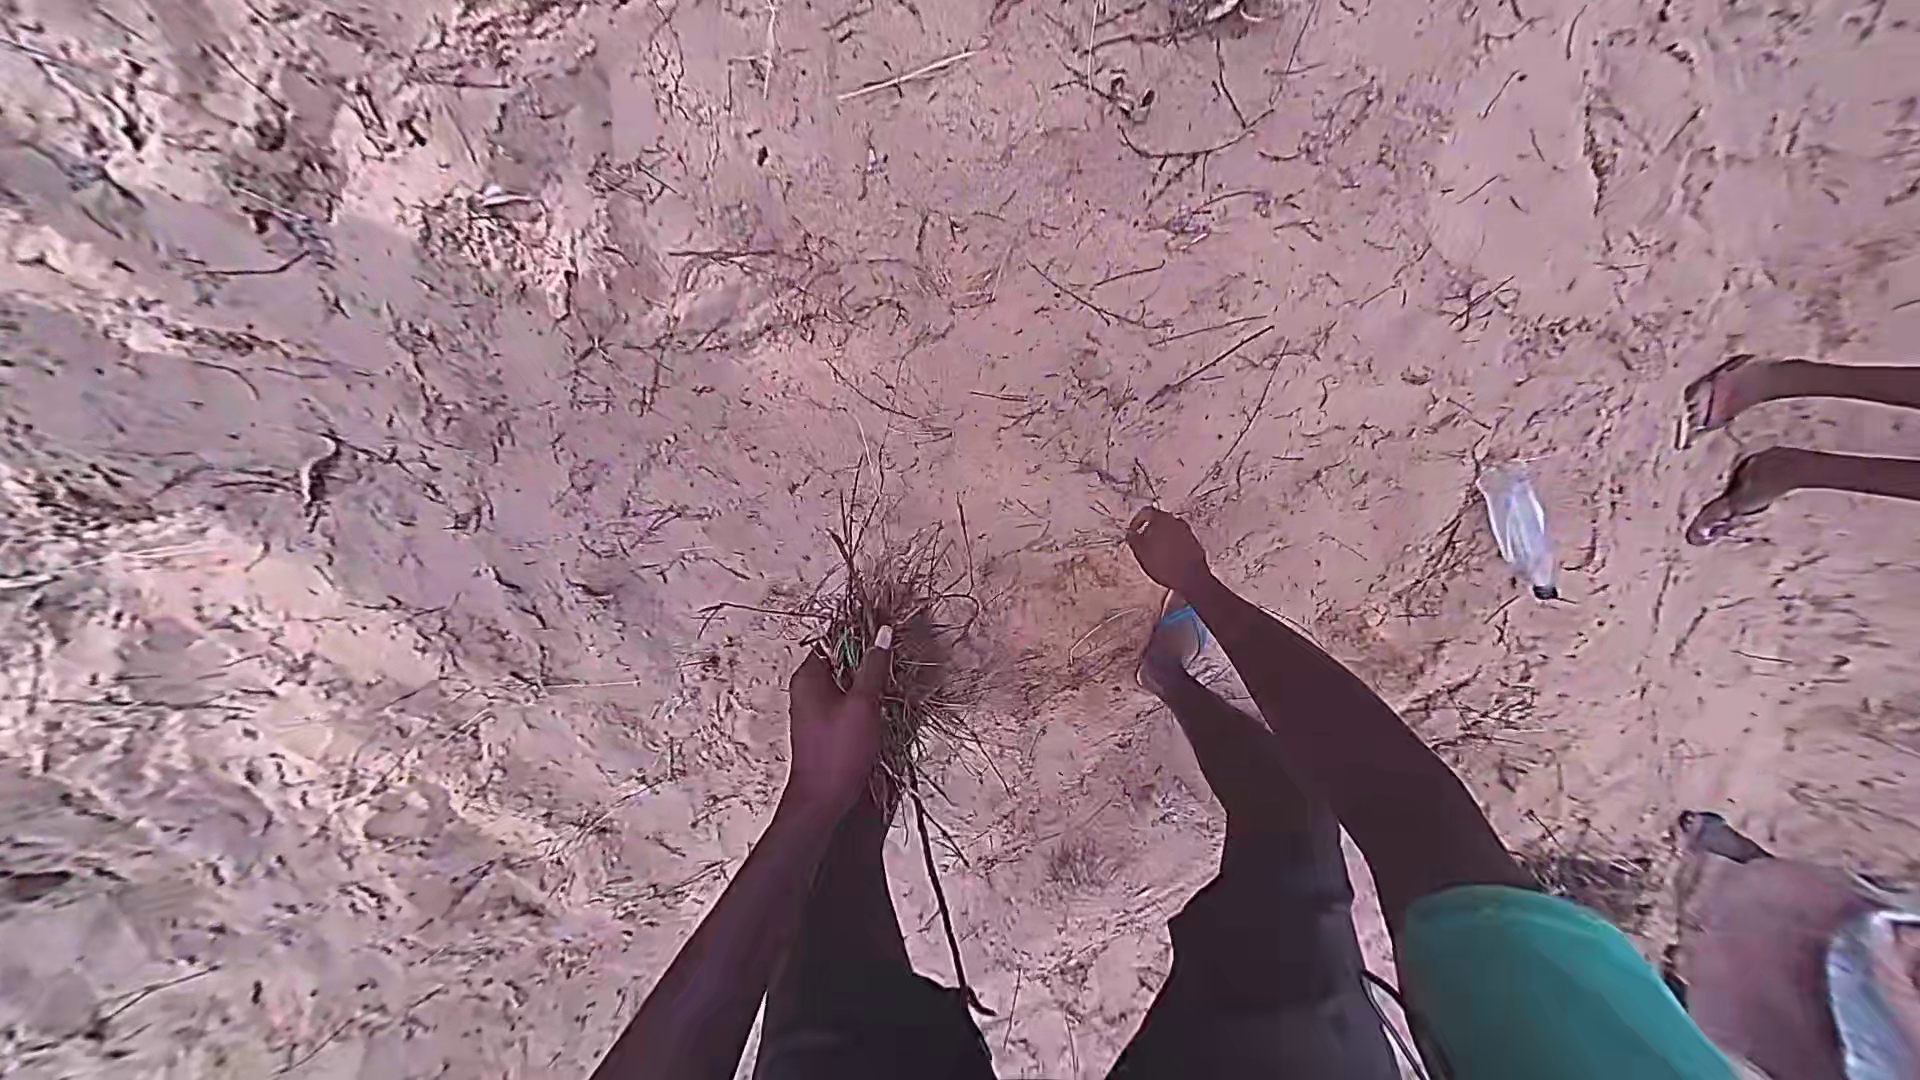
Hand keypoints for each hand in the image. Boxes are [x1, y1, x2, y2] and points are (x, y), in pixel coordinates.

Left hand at [782, 627, 891, 815]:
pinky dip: (865, 691)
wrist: (823, 800)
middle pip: (841, 656)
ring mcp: (817, 706)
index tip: (888, 623)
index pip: (835, 637)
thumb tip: (884, 631)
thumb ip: (874, 665)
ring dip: (870, 672)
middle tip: (898, 647)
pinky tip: (886, 694)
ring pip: (846, 677)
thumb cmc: (839, 750)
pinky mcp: (827, 723)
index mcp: (809, 676)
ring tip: (898, 668)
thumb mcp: (862, 703)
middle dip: (869, 651)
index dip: (861, 628)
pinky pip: (847, 696)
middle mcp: (808, 687)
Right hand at [1126, 507, 1211, 593]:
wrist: (1190, 578)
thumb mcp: (1140, 551)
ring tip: (1154, 554)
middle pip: (1159, 520)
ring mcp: (1187, 532)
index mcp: (1162, 519)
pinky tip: (1166, 559)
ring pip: (1169, 530)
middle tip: (1142, 543)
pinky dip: (1171, 546)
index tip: (1133, 531)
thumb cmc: (1165, 564)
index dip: (1136, 521)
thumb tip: (1130, 533)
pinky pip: (1179, 540)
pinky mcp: (1194, 544)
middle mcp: (1177, 522)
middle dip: (1149, 531)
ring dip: (1160, 539)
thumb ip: (1132, 538)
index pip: (1145, 512)